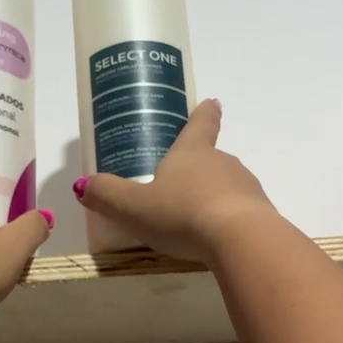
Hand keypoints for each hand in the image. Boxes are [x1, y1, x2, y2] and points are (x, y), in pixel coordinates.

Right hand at [73, 99, 279, 262]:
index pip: (199, 125)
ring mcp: (245, 188)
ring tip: (196, 221)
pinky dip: (227, 222)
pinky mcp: (260, 214)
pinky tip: (216, 240)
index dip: (204, 113)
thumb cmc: (182, 214)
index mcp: (191, 154)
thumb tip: (82, 185)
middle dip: (199, 170)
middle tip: (181, 186)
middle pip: (211, 160)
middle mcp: (222, 164)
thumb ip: (107, 196)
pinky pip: (239, 214)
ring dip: (213, 198)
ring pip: (227, 188)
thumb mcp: (134, 207)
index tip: (212, 102)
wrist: (240, 239)